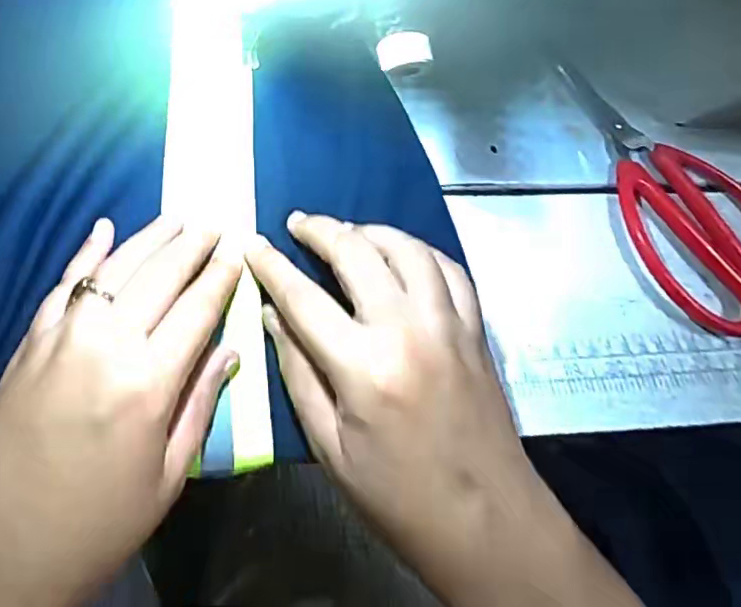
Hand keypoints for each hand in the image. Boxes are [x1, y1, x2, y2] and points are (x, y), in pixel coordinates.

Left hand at [0, 216, 243, 606]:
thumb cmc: (93, 525)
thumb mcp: (166, 479)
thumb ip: (200, 405)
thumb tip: (230, 351)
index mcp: (148, 384)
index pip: (198, 309)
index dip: (221, 276)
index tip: (239, 250)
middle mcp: (108, 346)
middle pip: (161, 277)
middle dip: (193, 246)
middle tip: (216, 225)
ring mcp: (64, 337)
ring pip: (115, 269)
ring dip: (149, 239)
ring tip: (176, 220)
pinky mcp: (31, 340)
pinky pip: (65, 283)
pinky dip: (87, 253)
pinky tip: (104, 229)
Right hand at [247, 213, 638, 606]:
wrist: (486, 518)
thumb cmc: (397, 495)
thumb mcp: (330, 447)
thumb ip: (299, 373)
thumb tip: (273, 314)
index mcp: (363, 365)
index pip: (304, 297)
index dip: (273, 266)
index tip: (254, 243)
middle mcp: (407, 327)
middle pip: (357, 253)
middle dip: (321, 230)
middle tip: (298, 222)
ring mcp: (447, 320)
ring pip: (406, 247)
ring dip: (371, 231)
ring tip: (347, 231)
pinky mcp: (475, 324)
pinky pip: (447, 266)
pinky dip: (420, 251)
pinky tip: (403, 254)